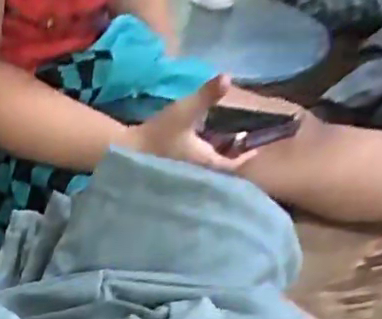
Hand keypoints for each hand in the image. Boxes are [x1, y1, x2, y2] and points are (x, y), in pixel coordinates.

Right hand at [118, 75, 244, 172]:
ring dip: (216, 163)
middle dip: (231, 161)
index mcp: (203, 162)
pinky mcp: (172, 178)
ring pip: (207, 174)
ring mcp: (183, 179)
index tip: (255, 150)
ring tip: (223, 150)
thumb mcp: (184, 110)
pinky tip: (200, 154)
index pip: (231, 166)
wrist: (125, 154)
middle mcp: (196, 175)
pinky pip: (194, 174)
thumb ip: (207, 95)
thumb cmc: (157, 134)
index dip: (245, 158)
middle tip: (241, 149)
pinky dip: (201, 166)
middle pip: (220, 173)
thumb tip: (227, 77)